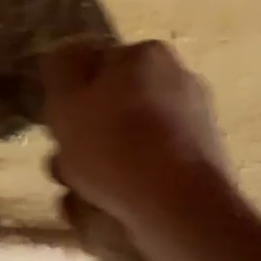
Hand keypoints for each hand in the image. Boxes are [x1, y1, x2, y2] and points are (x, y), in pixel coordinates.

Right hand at [43, 41, 233, 237]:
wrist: (178, 204)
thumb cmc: (112, 148)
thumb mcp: (65, 104)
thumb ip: (59, 70)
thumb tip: (65, 54)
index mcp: (144, 55)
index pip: (94, 67)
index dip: (69, 99)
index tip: (57, 129)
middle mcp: (178, 78)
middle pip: (114, 106)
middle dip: (87, 136)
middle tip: (65, 167)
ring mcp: (197, 120)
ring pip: (131, 140)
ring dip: (104, 164)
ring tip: (82, 196)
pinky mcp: (204, 160)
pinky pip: (153, 166)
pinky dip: (131, 182)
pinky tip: (113, 207)